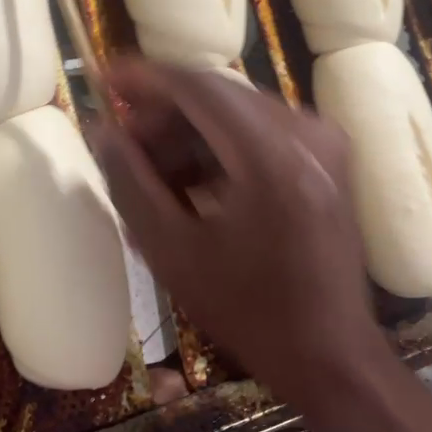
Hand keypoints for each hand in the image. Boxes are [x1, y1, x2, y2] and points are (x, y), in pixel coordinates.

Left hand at [57, 369, 327, 431]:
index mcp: (161, 399)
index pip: (217, 370)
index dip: (257, 383)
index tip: (291, 398)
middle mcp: (144, 391)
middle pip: (206, 381)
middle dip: (243, 401)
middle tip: (284, 422)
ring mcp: (133, 406)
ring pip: (193, 398)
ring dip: (224, 416)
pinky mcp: (130, 425)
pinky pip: (175, 411)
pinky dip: (201, 424)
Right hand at [89, 59, 395, 428]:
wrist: (329, 354)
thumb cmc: (246, 310)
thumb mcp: (171, 248)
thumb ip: (130, 181)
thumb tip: (102, 130)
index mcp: (270, 156)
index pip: (197, 87)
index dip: (144, 78)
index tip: (102, 77)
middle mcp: (305, 136)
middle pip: (217, 95)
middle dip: (162, 112)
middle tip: (120, 140)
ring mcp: (322, 147)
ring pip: (235, 113)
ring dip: (187, 132)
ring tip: (148, 171)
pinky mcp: (327, 163)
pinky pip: (258, 133)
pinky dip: (217, 147)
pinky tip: (186, 183)